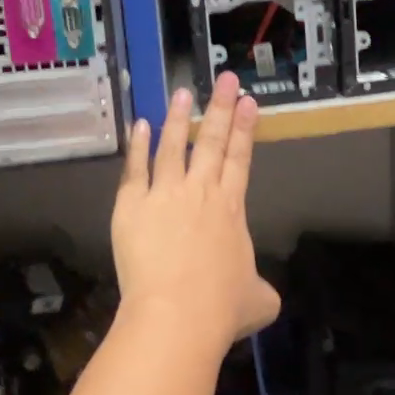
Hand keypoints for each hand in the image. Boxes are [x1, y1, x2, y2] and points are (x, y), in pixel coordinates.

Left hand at [111, 72, 280, 355]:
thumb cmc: (222, 308)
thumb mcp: (258, 301)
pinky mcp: (132, 207)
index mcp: (232, 209)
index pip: (241, 158)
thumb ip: (260, 289)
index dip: (245, 128)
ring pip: (172, 147)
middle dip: (220, 107)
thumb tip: (262, 295)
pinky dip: (137, 146)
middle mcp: (201, 192)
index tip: (248, 101)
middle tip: (225, 79)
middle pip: (212, 141)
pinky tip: (139, 125)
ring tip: (182, 91)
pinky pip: (135, 169)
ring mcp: (165, 195)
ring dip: (178, 117)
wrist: (177, 315)